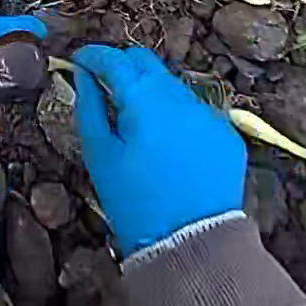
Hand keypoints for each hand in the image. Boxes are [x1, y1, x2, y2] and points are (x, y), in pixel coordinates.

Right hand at [72, 44, 245, 256]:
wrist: (192, 249)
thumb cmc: (136, 205)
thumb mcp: (101, 156)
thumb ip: (89, 107)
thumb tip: (82, 75)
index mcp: (146, 98)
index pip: (115, 59)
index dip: (94, 55)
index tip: (80, 60)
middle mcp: (180, 95)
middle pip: (146, 62)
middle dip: (122, 67)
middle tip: (105, 86)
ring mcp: (207, 112)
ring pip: (171, 86)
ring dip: (151, 93)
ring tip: (137, 125)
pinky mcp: (226, 132)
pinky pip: (194, 111)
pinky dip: (177, 118)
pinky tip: (168, 147)